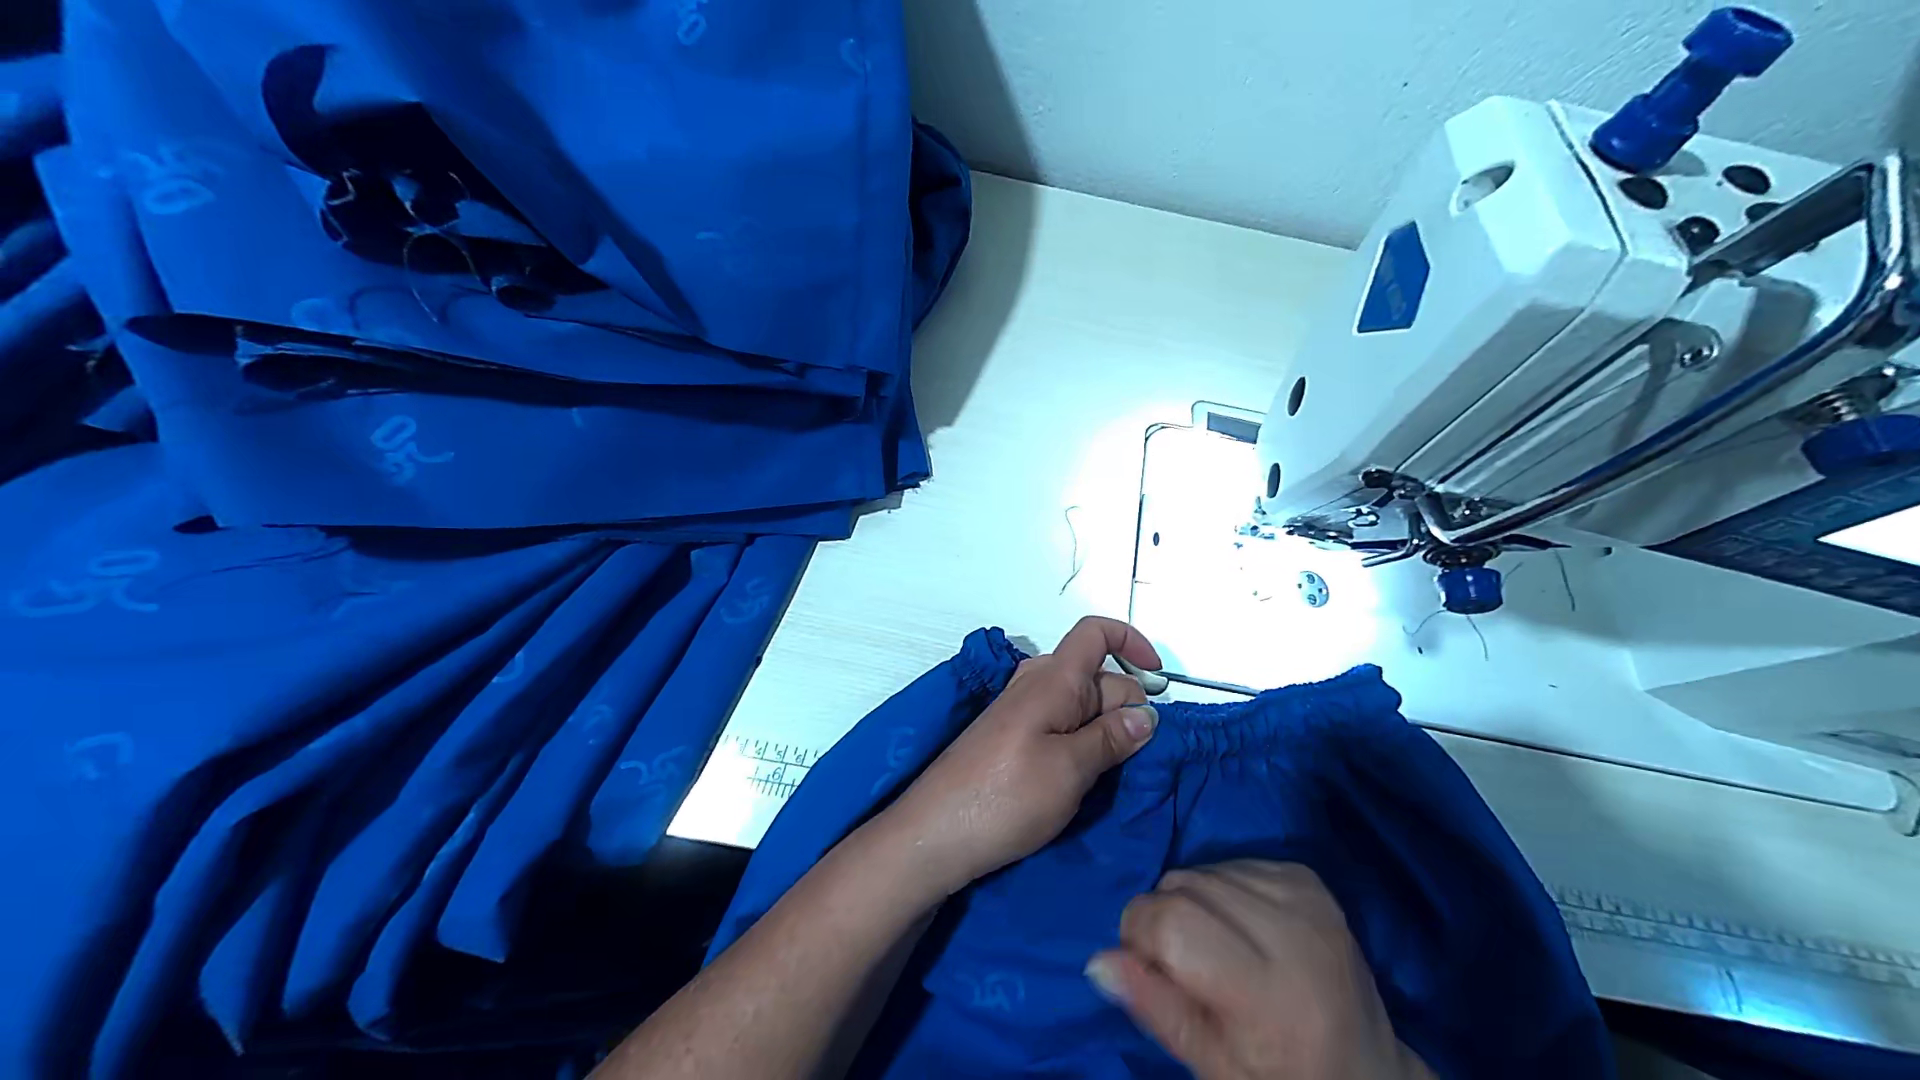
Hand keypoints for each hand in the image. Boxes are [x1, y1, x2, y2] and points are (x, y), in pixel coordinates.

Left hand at [873, 616, 1163, 899]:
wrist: (935, 835)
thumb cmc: (1005, 798)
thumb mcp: (1070, 770)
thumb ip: (1111, 737)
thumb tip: (1146, 714)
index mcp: (1052, 679)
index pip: (1095, 633)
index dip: (1131, 641)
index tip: (1160, 679)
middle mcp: (1036, 684)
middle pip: (1098, 677)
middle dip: (1127, 708)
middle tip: (1132, 762)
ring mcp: (1022, 712)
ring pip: (1082, 706)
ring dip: (1106, 732)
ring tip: (1109, 777)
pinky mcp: (1013, 739)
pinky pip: (1061, 726)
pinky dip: (1083, 744)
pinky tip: (1084, 779)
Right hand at [1085, 861, 1434, 1079]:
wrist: (1368, 1073)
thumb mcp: (1213, 1068)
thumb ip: (1156, 1008)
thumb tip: (1098, 960)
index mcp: (1271, 994)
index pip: (1173, 923)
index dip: (1140, 936)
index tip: (1147, 966)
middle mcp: (1294, 932)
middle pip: (1182, 886)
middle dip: (1161, 917)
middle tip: (1183, 965)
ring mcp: (1306, 898)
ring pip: (1200, 869)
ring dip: (1190, 902)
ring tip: (1217, 948)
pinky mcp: (1309, 878)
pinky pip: (1229, 862)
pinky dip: (1218, 890)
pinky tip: (1241, 927)